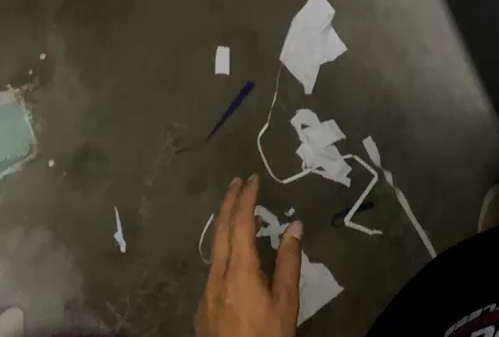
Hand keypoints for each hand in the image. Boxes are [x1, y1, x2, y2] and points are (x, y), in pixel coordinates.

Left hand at [196, 175, 302, 336]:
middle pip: (220, 231)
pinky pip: (213, 271)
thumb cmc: (267, 336)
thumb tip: (295, 225)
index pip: (241, 223)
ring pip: (214, 250)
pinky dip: (224, 252)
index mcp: (239, 271)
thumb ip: (289, 262)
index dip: (246, 198)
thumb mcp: (286, 302)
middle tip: (237, 181)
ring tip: (241, 215)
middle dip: (228, 203)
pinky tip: (236, 259)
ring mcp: (206, 295)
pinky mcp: (203, 310)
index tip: (252, 178)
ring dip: (226, 226)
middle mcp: (217, 278)